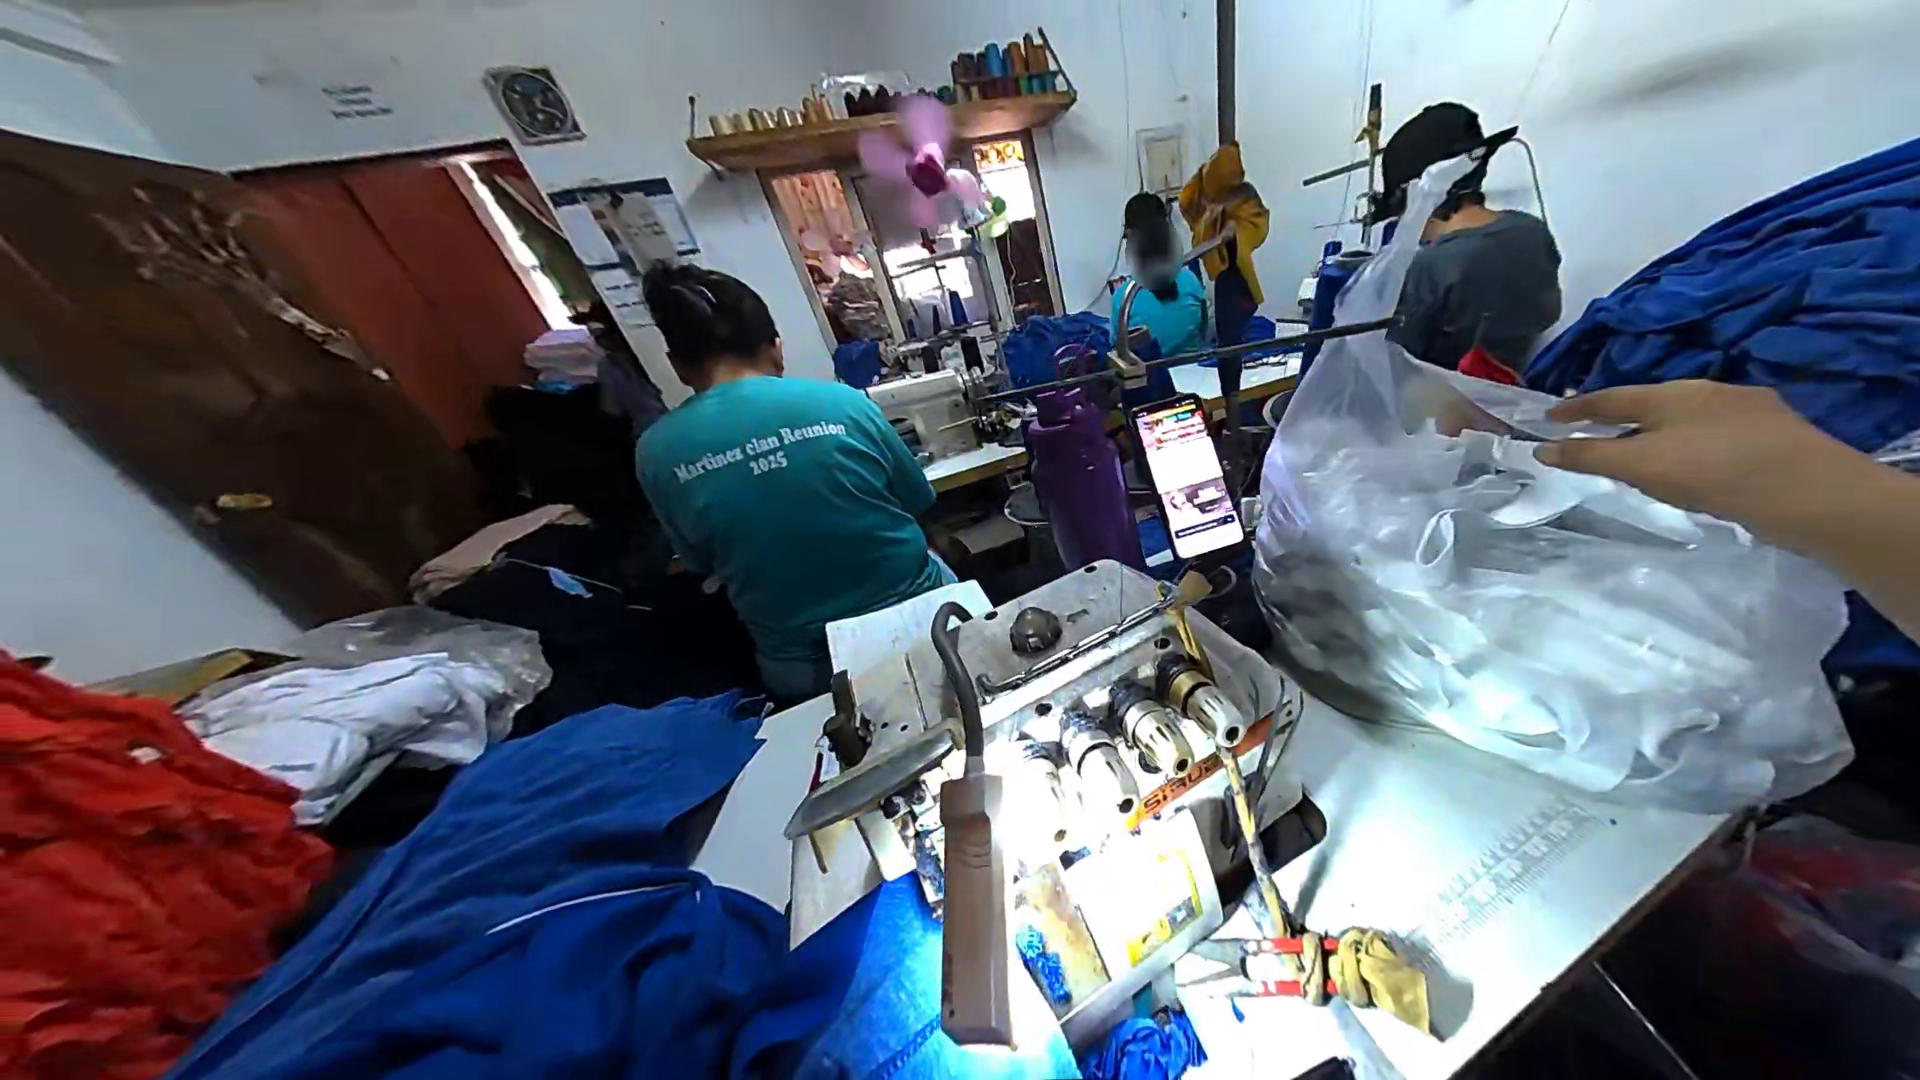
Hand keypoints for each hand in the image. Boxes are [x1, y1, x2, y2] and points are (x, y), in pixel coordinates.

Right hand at [1535, 381, 1870, 532]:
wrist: (1812, 494)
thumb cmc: (1708, 471)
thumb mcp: (1634, 466)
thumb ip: (1584, 456)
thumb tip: (1542, 449)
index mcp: (1671, 394)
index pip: (1608, 397)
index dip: (1574, 408)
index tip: (1548, 417)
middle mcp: (1709, 392)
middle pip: (1647, 403)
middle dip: (1615, 416)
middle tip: (1588, 431)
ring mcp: (1747, 410)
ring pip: (1681, 417)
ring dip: (1650, 430)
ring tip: (1632, 447)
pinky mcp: (1772, 432)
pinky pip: (1710, 431)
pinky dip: (1683, 441)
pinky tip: (1683, 458)